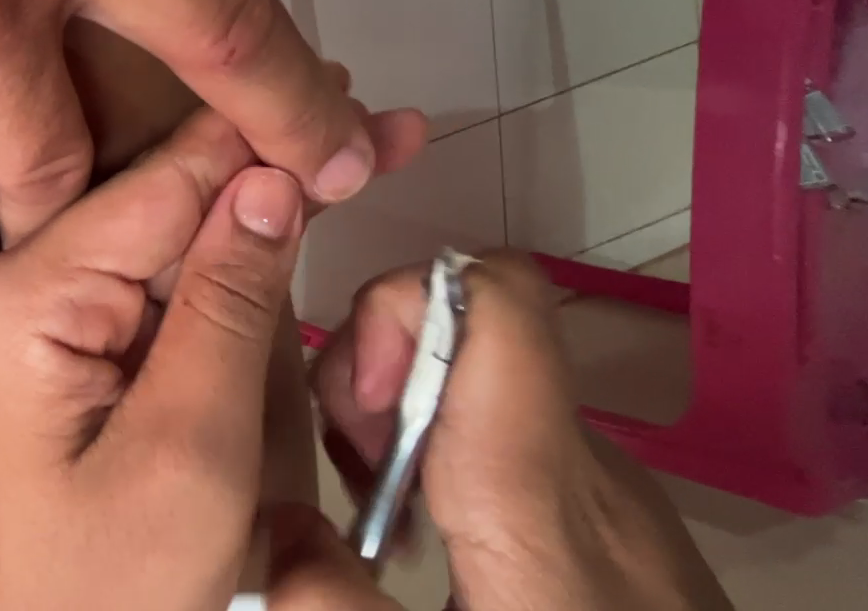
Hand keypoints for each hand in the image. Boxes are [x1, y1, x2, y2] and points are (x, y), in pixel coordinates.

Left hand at [0, 111, 399, 610]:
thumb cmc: (101, 593)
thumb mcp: (185, 455)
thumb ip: (227, 310)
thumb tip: (269, 183)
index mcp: (32, 288)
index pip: (161, 183)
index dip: (259, 142)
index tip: (350, 102)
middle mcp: (33, 278)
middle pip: (168, 197)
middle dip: (270, 161)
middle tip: (371, 120)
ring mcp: (55, 310)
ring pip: (177, 235)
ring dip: (265, 203)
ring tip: (350, 149)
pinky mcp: (83, 346)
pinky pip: (170, 288)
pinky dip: (241, 265)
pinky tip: (290, 223)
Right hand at [313, 250, 733, 610]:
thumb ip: (335, 600)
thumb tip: (271, 521)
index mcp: (532, 483)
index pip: (494, 296)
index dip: (401, 302)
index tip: (364, 398)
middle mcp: (576, 454)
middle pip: (454, 318)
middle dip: (369, 362)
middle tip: (351, 458)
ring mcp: (600, 473)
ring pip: (468, 361)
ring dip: (393, 400)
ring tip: (377, 495)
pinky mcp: (605, 496)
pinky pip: (498, 411)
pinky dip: (435, 436)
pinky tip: (426, 518)